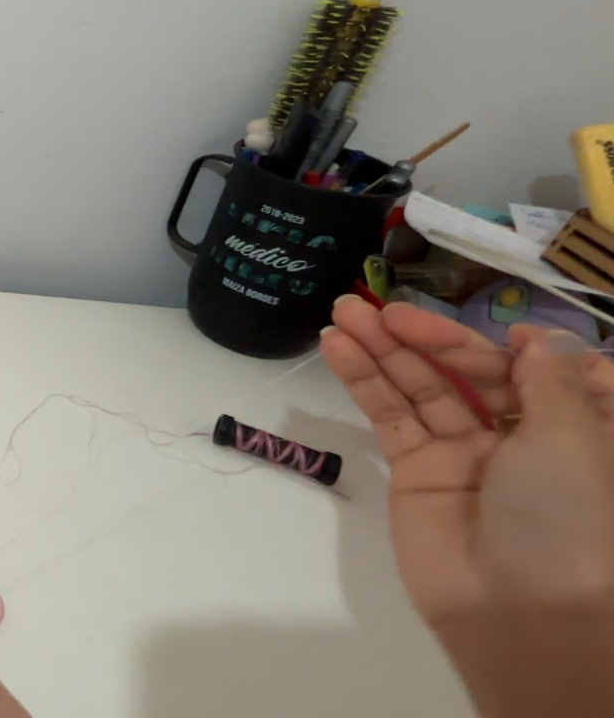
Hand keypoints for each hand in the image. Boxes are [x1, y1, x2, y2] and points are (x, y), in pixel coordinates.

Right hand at [322, 296, 613, 715]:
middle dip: (426, 338)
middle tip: (374, 309)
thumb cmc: (570, 519)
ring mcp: (466, 453)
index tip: (480, 326)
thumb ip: (549, 383)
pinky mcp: (415, 466)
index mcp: (582, 433)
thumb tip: (536, 334)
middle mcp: (527, 438)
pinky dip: (362, 378)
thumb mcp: (575, 443)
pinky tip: (336, 347)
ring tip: (340, 313)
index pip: (543, 372)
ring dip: (381, 348)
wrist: (521, 608)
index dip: (511, 345)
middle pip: (473, 373)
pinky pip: (388, 413)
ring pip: (421, 386)